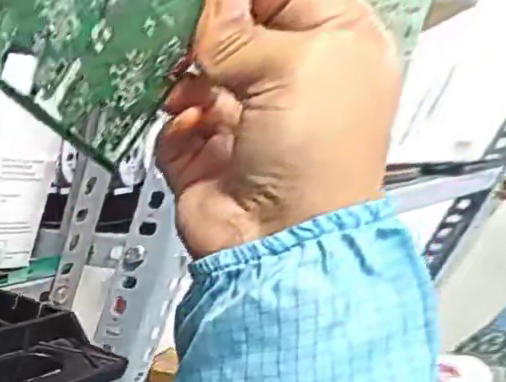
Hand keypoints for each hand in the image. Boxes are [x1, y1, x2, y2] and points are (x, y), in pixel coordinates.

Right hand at [157, 0, 400, 258]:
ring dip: (186, 82)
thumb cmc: (319, 155)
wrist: (276, 235)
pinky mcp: (200, 160)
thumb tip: (215, 9)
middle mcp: (284, 82)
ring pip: (199, 82)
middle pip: (236, 38)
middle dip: (209, 35)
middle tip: (186, 33)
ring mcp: (239, 123)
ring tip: (183, 87)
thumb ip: (247, 35)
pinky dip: (174, 128)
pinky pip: (174, 132)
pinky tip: (185, 128)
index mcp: (331, 44)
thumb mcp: (298, 65)